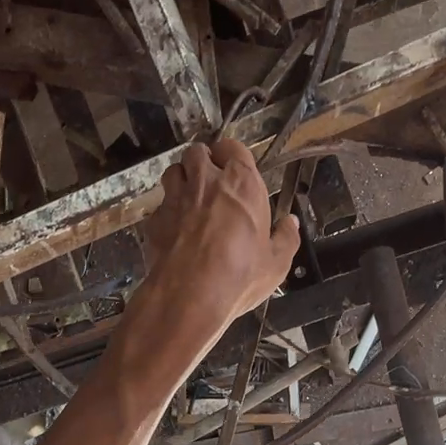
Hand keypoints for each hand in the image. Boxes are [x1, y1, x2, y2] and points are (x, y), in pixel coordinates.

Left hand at [135, 139, 299, 352]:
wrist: (188, 297)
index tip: (234, 170)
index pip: (232, 147)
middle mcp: (205, 182)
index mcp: (240, 183)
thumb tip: (291, 222)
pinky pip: (159, 208)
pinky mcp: (154, 221)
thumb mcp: (276, 264)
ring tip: (191, 203)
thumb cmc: (239, 276)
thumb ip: (286, 238)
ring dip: (181, 181)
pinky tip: (175, 234)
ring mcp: (175, 200)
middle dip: (202, 163)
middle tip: (211, 185)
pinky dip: (167, 215)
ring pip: (173, 173)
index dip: (231, 156)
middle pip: (196, 152)